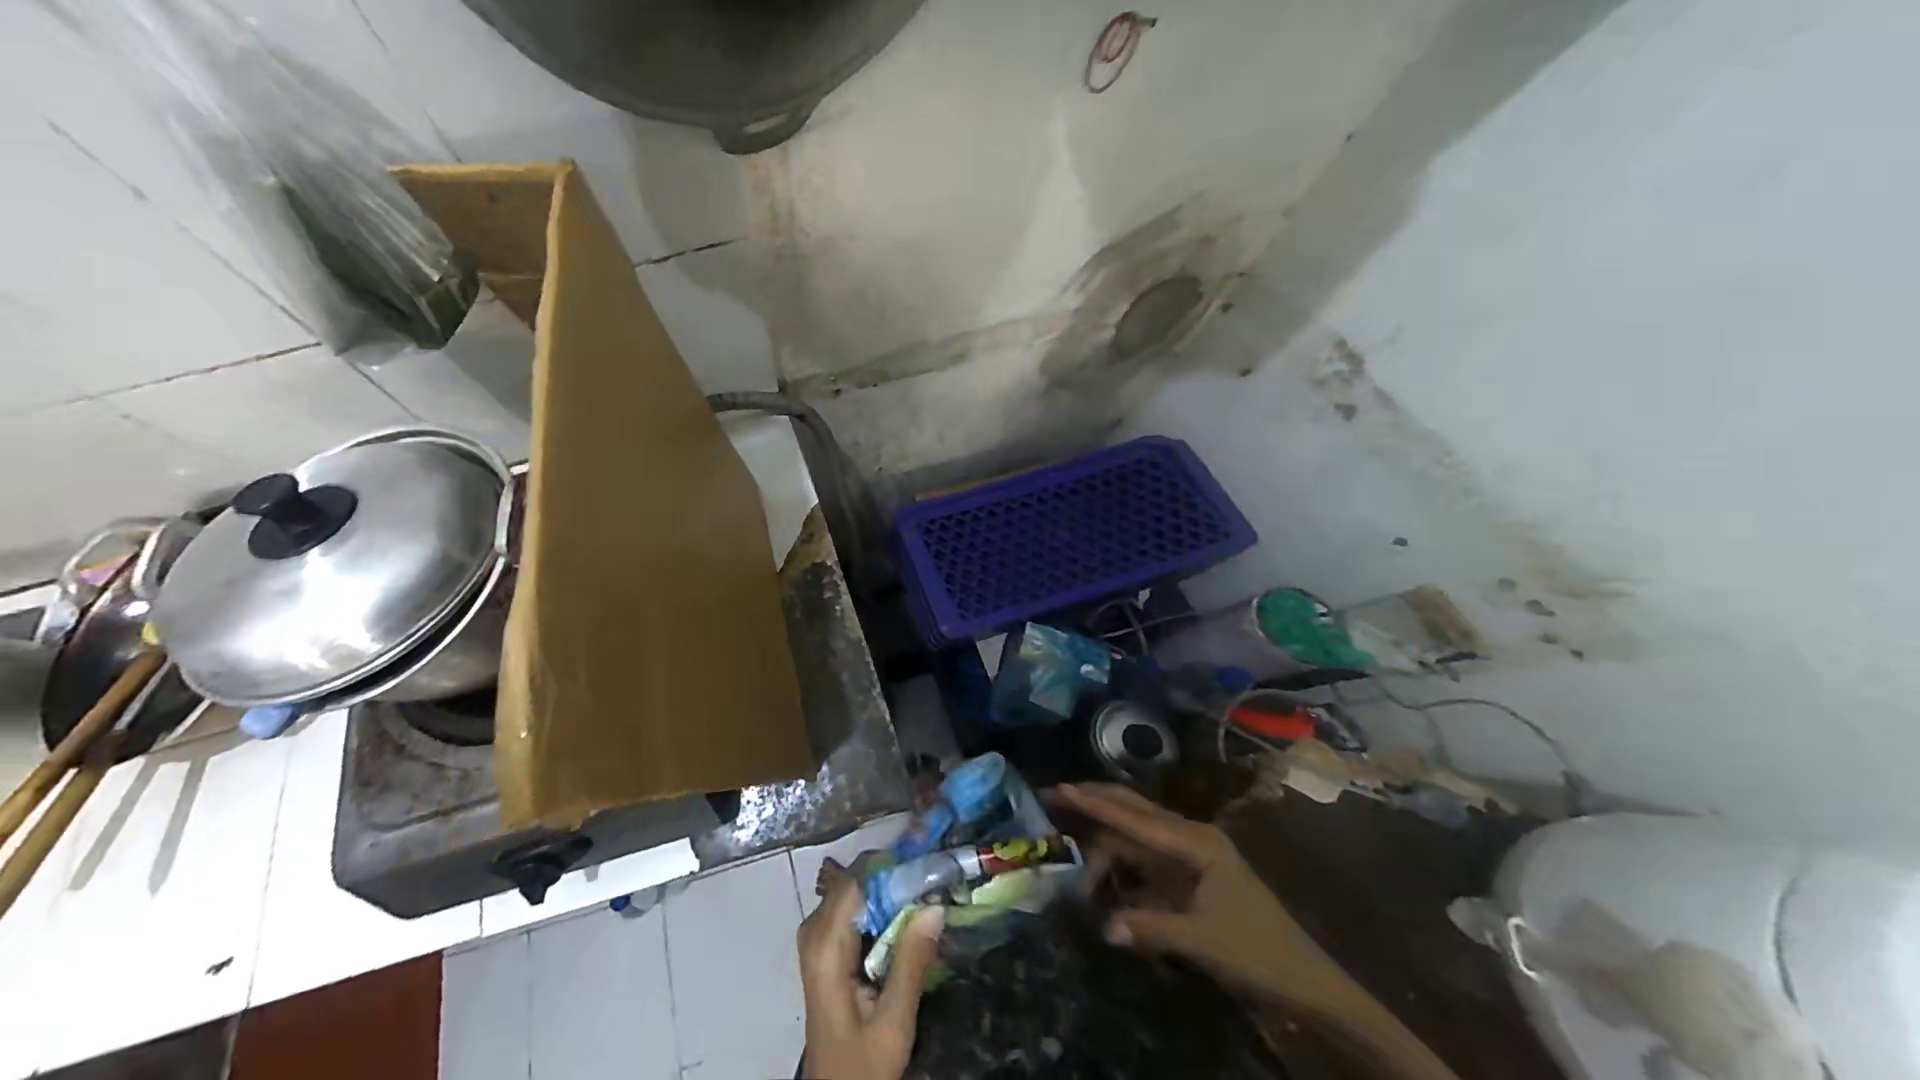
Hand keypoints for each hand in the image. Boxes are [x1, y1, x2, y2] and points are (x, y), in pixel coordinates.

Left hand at [796, 873, 944, 1079]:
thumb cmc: (861, 1065)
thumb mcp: (893, 1022)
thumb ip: (911, 962)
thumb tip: (934, 905)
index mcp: (825, 948)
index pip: (854, 882)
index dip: (889, 864)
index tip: (926, 857)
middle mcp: (814, 935)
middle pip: (854, 883)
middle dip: (893, 874)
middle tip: (934, 874)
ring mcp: (818, 941)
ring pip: (855, 894)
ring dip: (890, 889)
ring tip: (928, 888)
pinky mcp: (827, 949)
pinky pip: (854, 911)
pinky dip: (881, 906)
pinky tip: (909, 914)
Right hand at [1053, 783, 1359, 1012]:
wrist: (1303, 979)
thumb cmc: (1258, 952)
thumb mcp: (1203, 941)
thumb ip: (1150, 929)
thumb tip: (1103, 926)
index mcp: (1197, 842)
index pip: (1136, 818)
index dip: (1096, 804)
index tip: (1060, 789)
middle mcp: (1190, 839)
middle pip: (1135, 811)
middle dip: (1095, 801)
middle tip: (1053, 794)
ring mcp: (1188, 857)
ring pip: (1136, 834)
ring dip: (1102, 830)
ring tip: (1064, 824)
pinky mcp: (1186, 878)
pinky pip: (1143, 859)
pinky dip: (1116, 858)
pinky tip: (1095, 862)